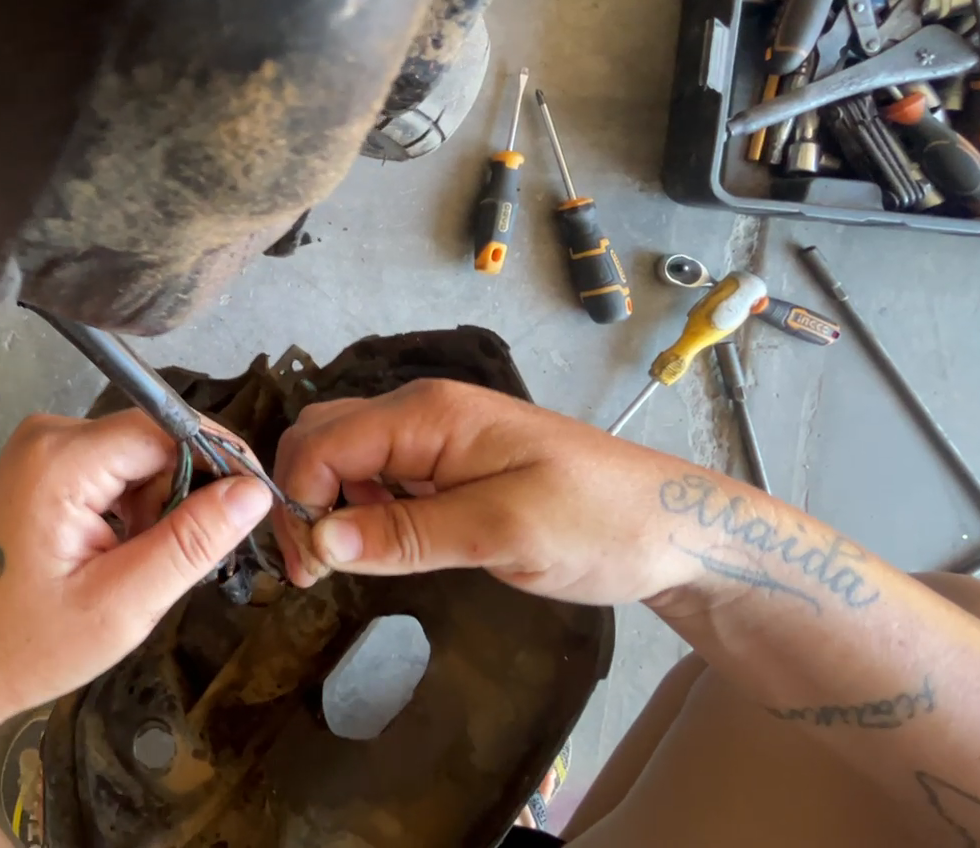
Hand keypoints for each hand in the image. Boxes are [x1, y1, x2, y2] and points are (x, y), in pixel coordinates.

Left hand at [0, 411, 273, 739]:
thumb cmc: (31, 646)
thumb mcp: (123, 603)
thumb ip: (191, 541)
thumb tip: (254, 490)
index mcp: (61, 458)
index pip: (165, 426)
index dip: (219, 456)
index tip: (256, 501)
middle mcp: (49, 434)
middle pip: (150, 438)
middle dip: (183, 490)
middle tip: (184, 559)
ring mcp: (41, 447)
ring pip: (135, 455)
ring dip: (156, 504)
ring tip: (141, 565)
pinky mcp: (41, 465)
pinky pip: (110, 468)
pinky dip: (131, 505)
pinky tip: (119, 552)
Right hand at [271, 379, 746, 606]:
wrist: (680, 527)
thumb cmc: (600, 523)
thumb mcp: (503, 533)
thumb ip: (406, 535)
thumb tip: (319, 542)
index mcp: (426, 414)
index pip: (323, 443)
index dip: (298, 500)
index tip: (307, 568)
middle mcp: (417, 411)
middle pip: (321, 436)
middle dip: (299, 494)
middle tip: (311, 565)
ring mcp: (429, 433)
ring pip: (340, 451)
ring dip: (323, 499)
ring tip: (337, 558)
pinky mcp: (441, 459)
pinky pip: (373, 471)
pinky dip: (353, 503)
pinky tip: (374, 538)